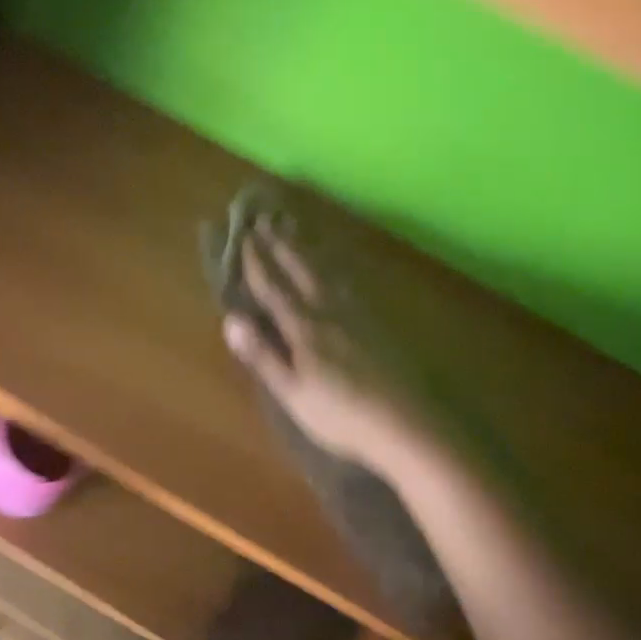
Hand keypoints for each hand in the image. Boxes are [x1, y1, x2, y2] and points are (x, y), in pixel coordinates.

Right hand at [222, 222, 426, 475]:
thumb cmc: (341, 415)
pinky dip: (337, 261)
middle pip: (300, 269)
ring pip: (326, 268)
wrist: (409, 423)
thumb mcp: (292, 392)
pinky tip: (336, 258)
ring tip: (294, 224)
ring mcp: (358, 312)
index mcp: (304, 328)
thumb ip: (263, 354)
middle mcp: (329, 310)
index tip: (243, 235)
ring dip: (307, 245)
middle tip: (264, 216)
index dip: (256, 262)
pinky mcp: (380, 319)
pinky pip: (351, 278)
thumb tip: (231, 319)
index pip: (273, 289)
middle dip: (280, 243)